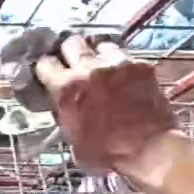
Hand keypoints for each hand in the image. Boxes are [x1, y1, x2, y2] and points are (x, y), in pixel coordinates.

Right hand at [34, 35, 178, 172]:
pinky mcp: (142, 67)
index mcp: (64, 87)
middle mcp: (88, 69)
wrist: (148, 150)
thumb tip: (62, 102)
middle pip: (72, 43)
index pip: (45, 63)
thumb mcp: (68, 131)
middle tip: (73, 64)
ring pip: (100, 46)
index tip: (50, 73)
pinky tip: (122, 77)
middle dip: (70, 52)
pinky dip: (121, 65)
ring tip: (101, 68)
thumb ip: (62, 108)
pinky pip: (125, 57)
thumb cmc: (102, 151)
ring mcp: (117, 65)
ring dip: (98, 55)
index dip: (47, 68)